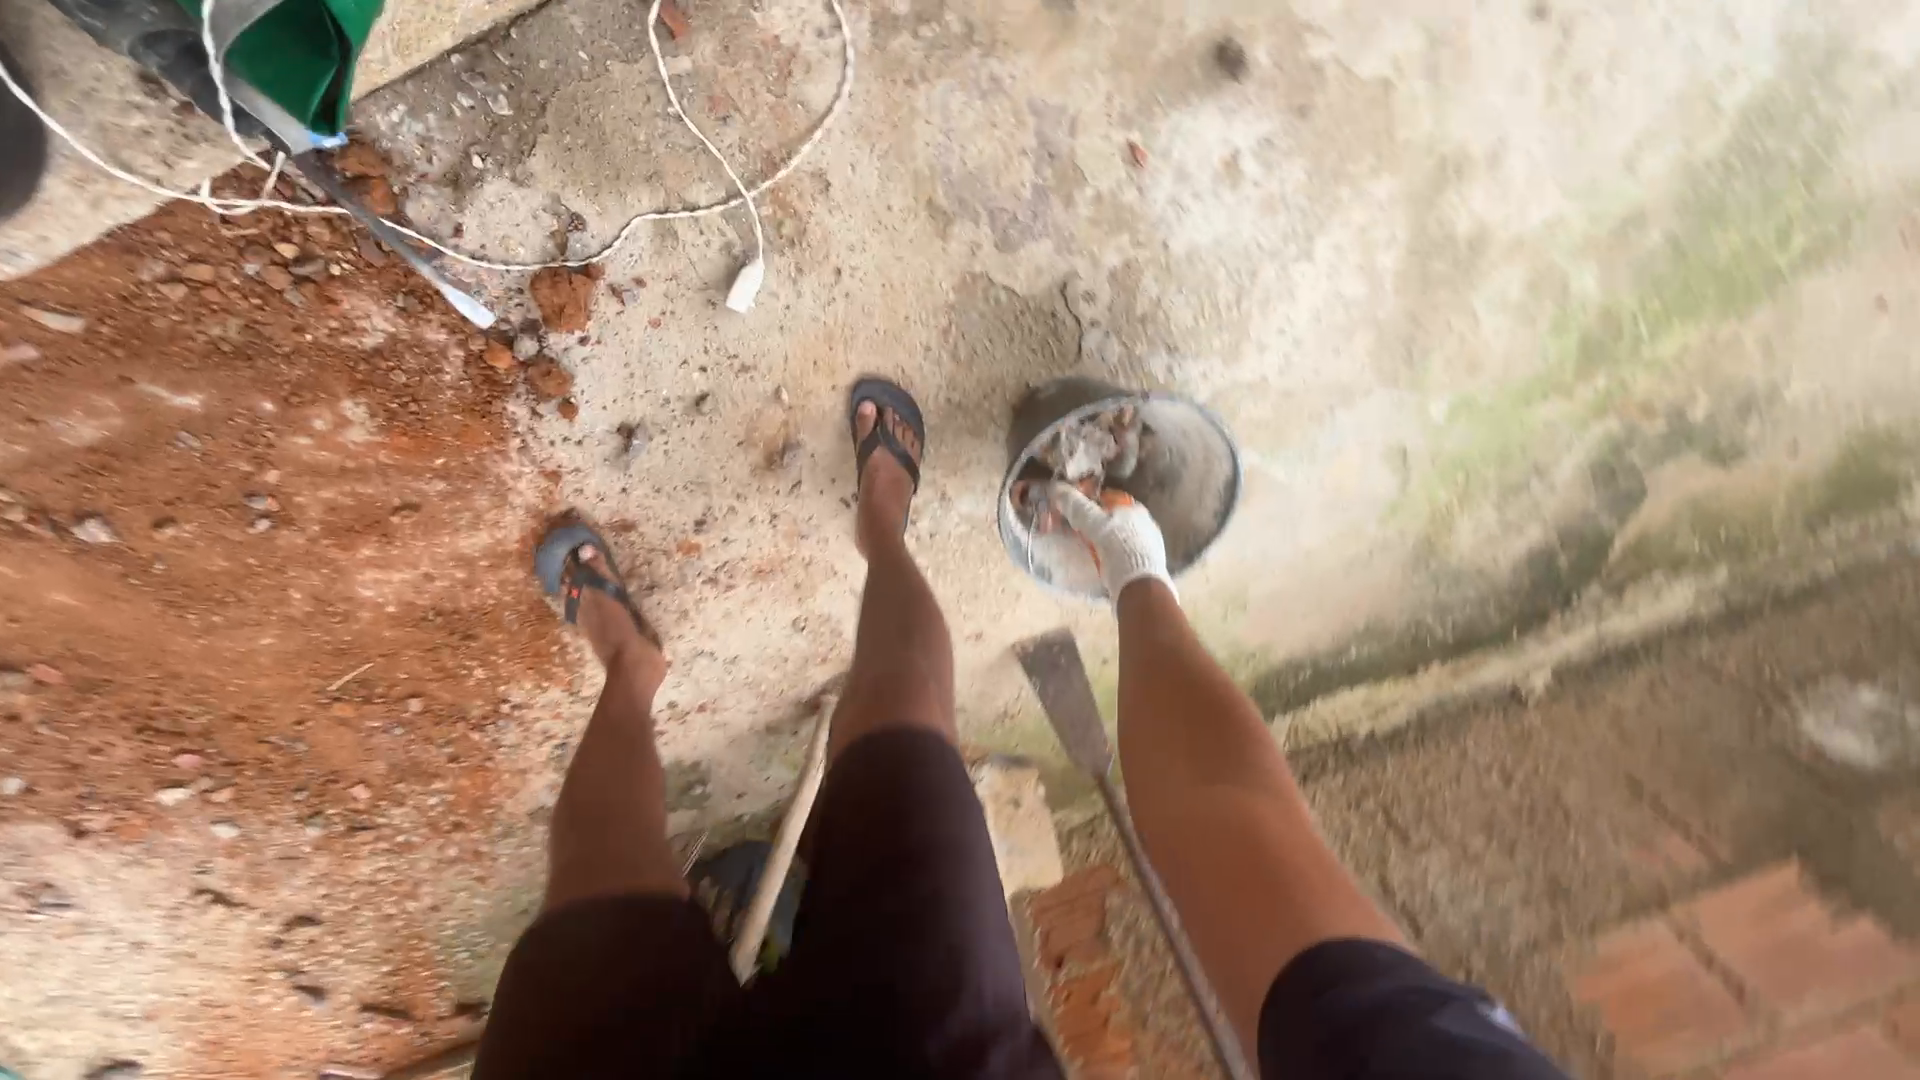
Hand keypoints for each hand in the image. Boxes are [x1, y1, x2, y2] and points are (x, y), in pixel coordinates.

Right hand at [1050, 483, 1175, 603]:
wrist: (1138, 583)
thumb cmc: (1117, 547)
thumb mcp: (1093, 523)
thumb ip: (1076, 506)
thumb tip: (1057, 487)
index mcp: (1134, 508)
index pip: (1108, 499)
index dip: (1090, 504)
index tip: (1076, 514)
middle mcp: (1145, 522)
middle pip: (1114, 518)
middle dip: (1097, 523)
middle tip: (1081, 533)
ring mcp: (1149, 543)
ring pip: (1120, 536)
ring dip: (1105, 540)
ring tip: (1091, 550)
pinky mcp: (1148, 562)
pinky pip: (1125, 552)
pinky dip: (1114, 554)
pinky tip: (1105, 563)